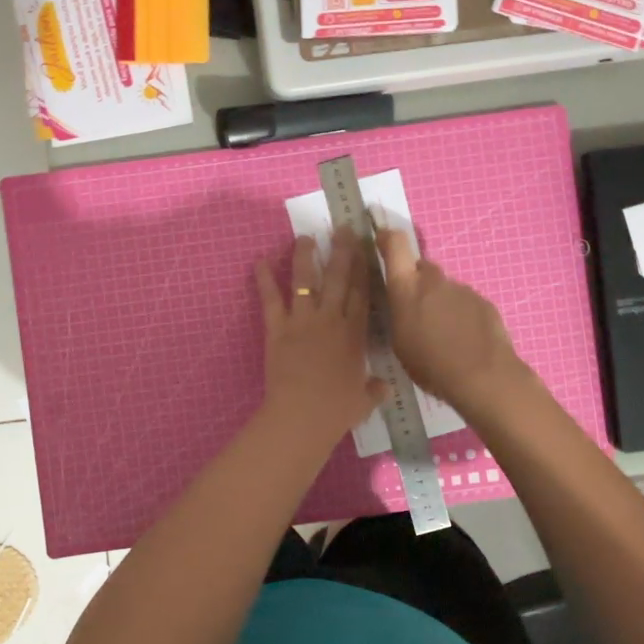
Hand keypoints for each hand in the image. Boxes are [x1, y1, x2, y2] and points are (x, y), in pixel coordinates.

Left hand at [255, 229, 385, 446]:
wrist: (302, 415)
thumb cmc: (337, 410)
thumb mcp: (364, 400)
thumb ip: (374, 389)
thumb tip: (383, 387)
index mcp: (355, 334)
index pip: (362, 293)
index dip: (364, 269)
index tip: (365, 247)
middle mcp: (331, 319)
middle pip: (337, 278)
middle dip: (341, 251)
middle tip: (342, 228)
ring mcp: (302, 321)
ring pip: (305, 281)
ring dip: (304, 256)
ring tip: (304, 237)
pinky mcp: (277, 329)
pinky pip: (270, 300)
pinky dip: (263, 279)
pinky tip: (259, 261)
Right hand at [378, 229, 533, 411]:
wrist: (483, 377)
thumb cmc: (431, 365)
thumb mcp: (399, 343)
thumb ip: (400, 314)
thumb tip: (404, 305)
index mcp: (406, 289)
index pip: (395, 245)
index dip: (387, 238)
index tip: (382, 238)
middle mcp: (434, 280)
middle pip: (421, 268)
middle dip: (416, 282)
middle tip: (415, 310)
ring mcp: (462, 289)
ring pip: (444, 288)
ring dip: (440, 302)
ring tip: (443, 334)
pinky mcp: (483, 301)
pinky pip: (465, 302)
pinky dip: (461, 314)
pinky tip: (464, 340)